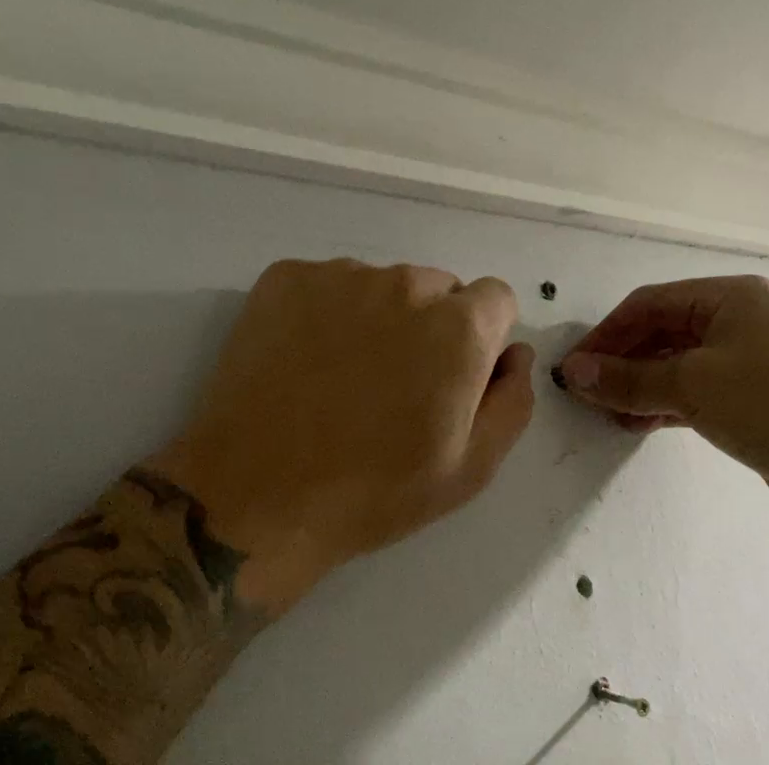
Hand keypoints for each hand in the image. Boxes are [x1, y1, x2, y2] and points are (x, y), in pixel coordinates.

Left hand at [149, 258, 534, 612]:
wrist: (256, 493)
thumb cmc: (372, 491)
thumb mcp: (470, 469)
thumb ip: (511, 400)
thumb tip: (513, 352)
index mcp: (458, 327)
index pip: (494, 299)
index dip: (481, 339)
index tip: (451, 379)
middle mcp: (403, 283)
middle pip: (435, 288)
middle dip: (428, 326)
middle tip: (393, 385)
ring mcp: (338, 275)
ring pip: (378, 284)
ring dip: (374, 317)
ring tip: (340, 377)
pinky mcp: (284, 278)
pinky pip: (324, 284)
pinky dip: (322, 311)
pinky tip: (302, 360)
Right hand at [555, 276, 768, 540]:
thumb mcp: (692, 386)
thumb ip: (628, 379)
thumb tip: (572, 373)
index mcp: (731, 297)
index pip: (650, 303)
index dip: (606, 334)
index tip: (573, 369)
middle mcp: (744, 320)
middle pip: (665, 332)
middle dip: (623, 362)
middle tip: (587, 395)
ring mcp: (757, 360)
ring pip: (681, 364)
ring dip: (642, 387)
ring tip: (610, 416)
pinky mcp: (763, 400)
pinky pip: (701, 391)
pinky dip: (668, 404)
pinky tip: (642, 424)